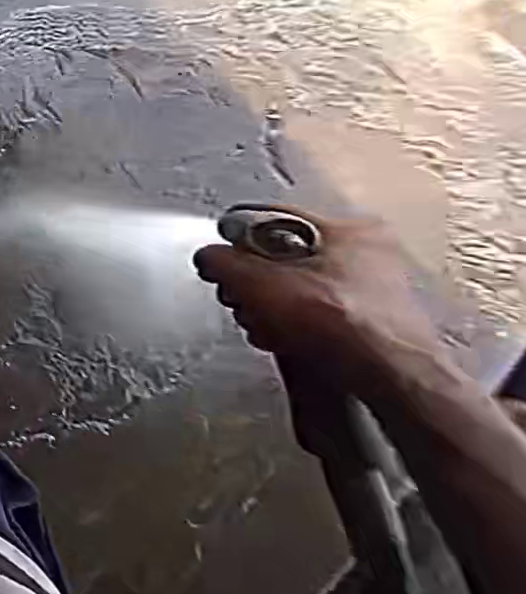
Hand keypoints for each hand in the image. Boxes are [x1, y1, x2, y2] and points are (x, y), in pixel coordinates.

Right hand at [194, 208, 450, 398]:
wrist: (385, 375)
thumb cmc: (332, 319)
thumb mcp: (250, 278)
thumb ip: (217, 258)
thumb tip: (209, 258)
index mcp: (346, 229)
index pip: (263, 218)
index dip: (232, 240)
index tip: (221, 261)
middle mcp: (364, 252)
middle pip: (272, 256)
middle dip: (247, 281)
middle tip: (241, 296)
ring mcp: (368, 287)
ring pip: (284, 285)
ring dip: (261, 305)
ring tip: (263, 321)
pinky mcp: (363, 318)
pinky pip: (304, 309)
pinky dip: (284, 321)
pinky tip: (280, 335)